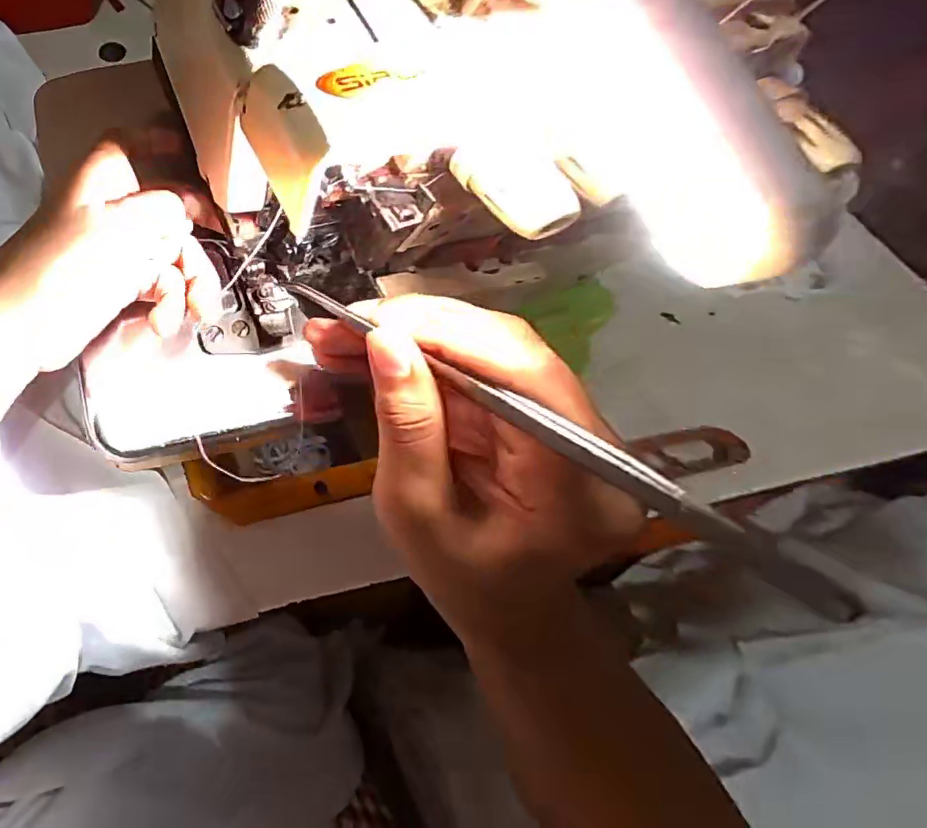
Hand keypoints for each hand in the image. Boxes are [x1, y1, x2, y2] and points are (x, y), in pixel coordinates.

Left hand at [0, 138, 220, 376]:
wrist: (19, 326)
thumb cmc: (61, 266)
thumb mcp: (121, 225)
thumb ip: (163, 208)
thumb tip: (185, 209)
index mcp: (101, 184)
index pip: (128, 146)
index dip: (156, 141)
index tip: (186, 148)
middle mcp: (110, 212)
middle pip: (167, 211)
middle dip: (193, 238)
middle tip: (211, 256)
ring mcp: (116, 252)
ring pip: (169, 255)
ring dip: (190, 282)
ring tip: (197, 308)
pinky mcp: (118, 288)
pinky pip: (158, 288)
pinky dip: (168, 304)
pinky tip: (163, 321)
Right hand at [304, 295, 643, 632]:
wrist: (504, 603)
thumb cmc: (459, 577)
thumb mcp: (415, 510)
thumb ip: (406, 425)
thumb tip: (385, 340)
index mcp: (578, 482)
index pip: (525, 377)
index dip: (451, 335)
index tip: (373, 323)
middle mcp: (590, 438)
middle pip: (508, 350)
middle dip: (417, 326)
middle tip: (341, 324)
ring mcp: (568, 418)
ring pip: (487, 347)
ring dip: (409, 333)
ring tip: (337, 335)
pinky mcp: (536, 408)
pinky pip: (476, 364)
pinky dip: (418, 352)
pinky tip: (367, 348)